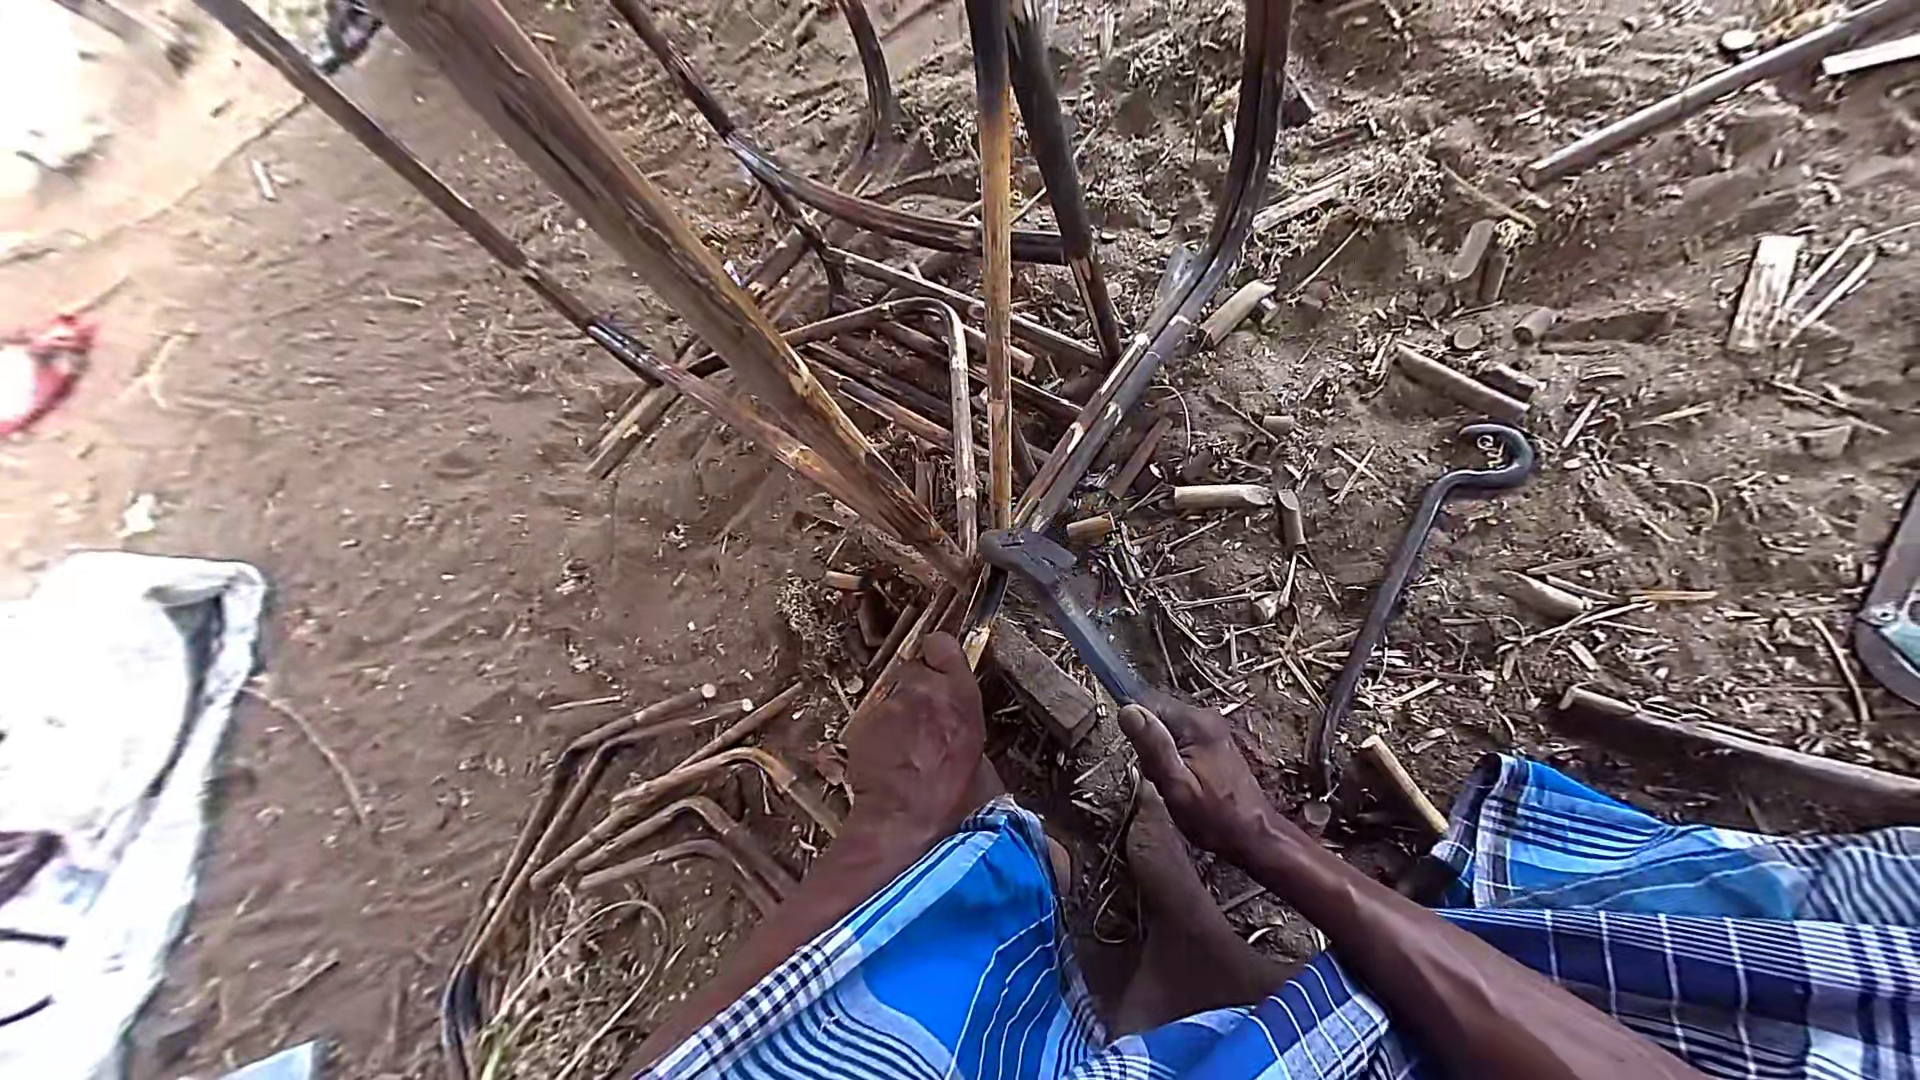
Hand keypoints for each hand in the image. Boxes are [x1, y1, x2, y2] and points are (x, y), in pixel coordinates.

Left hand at [845, 632, 986, 845]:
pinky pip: (869, 722)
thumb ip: (965, 727)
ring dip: (893, 717)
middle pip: (913, 672)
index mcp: (961, 696)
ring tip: (902, 751)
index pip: (944, 646)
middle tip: (918, 723)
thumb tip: (960, 725)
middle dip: (914, 691)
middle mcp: (925, 691)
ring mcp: (891, 706)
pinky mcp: (864, 723)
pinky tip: (884, 761)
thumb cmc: (955, 803)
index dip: (936, 653)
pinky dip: (873, 736)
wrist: (908, 824)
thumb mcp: (982, 761)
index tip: (934, 657)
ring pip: (889, 699)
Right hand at [1117, 689, 1282, 861]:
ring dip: (1161, 753)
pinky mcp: (1215, 742)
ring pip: (1167, 729)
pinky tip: (1183, 781)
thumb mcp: (1176, 784)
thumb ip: (1152, 745)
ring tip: (1173, 783)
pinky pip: (1180, 739)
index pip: (1147, 702)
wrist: (1256, 838)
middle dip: (1150, 743)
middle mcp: (1205, 717)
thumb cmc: (1215, 818)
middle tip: (1160, 777)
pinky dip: (1175, 758)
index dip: (1138, 729)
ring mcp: (1212, 729)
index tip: (1145, 758)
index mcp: (1195, 722)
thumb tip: (1127, 710)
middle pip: (1157, 715)